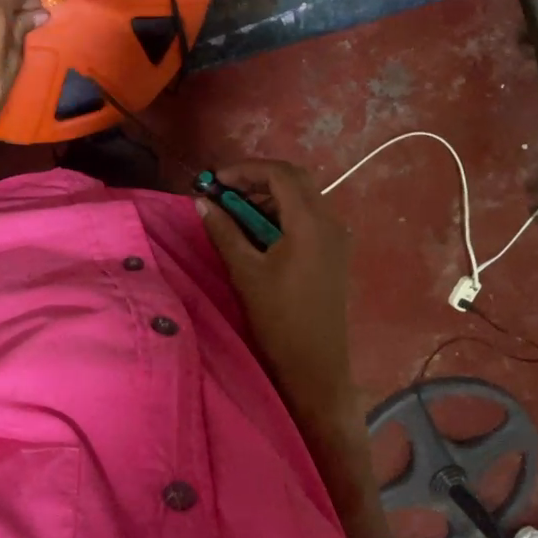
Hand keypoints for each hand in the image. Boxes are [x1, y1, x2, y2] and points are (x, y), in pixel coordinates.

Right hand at [195, 159, 355, 416]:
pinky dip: (280, 213)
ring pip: (301, 197)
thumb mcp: (245, 271)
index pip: (279, 174)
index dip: (244, 170)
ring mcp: (335, 237)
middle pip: (294, 180)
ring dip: (267, 196)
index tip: (214, 181)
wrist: (315, 367)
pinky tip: (255, 231)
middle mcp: (330, 222)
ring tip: (233, 212)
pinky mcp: (333, 252)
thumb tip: (202, 202)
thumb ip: (224, 230)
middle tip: (223, 192)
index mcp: (310, 222)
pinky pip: (307, 217)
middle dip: (256, 179)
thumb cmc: (278, 318)